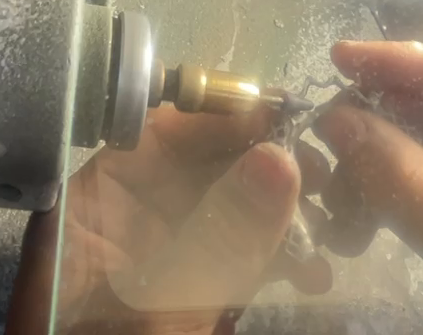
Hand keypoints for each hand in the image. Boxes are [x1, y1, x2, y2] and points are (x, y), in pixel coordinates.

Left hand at [8, 106, 330, 333]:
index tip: (280, 110)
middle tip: (327, 168)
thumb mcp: (164, 311)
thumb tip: (280, 157)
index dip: (215, 117)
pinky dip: (268, 261)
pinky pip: (225, 261)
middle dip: (258, 164)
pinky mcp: (179, 300)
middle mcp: (117, 223)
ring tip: (334, 222)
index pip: (151, 134)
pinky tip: (313, 275)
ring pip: (218, 214)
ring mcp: (149, 263)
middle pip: (192, 169)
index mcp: (89, 208)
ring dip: (275, 214)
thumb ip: (221, 239)